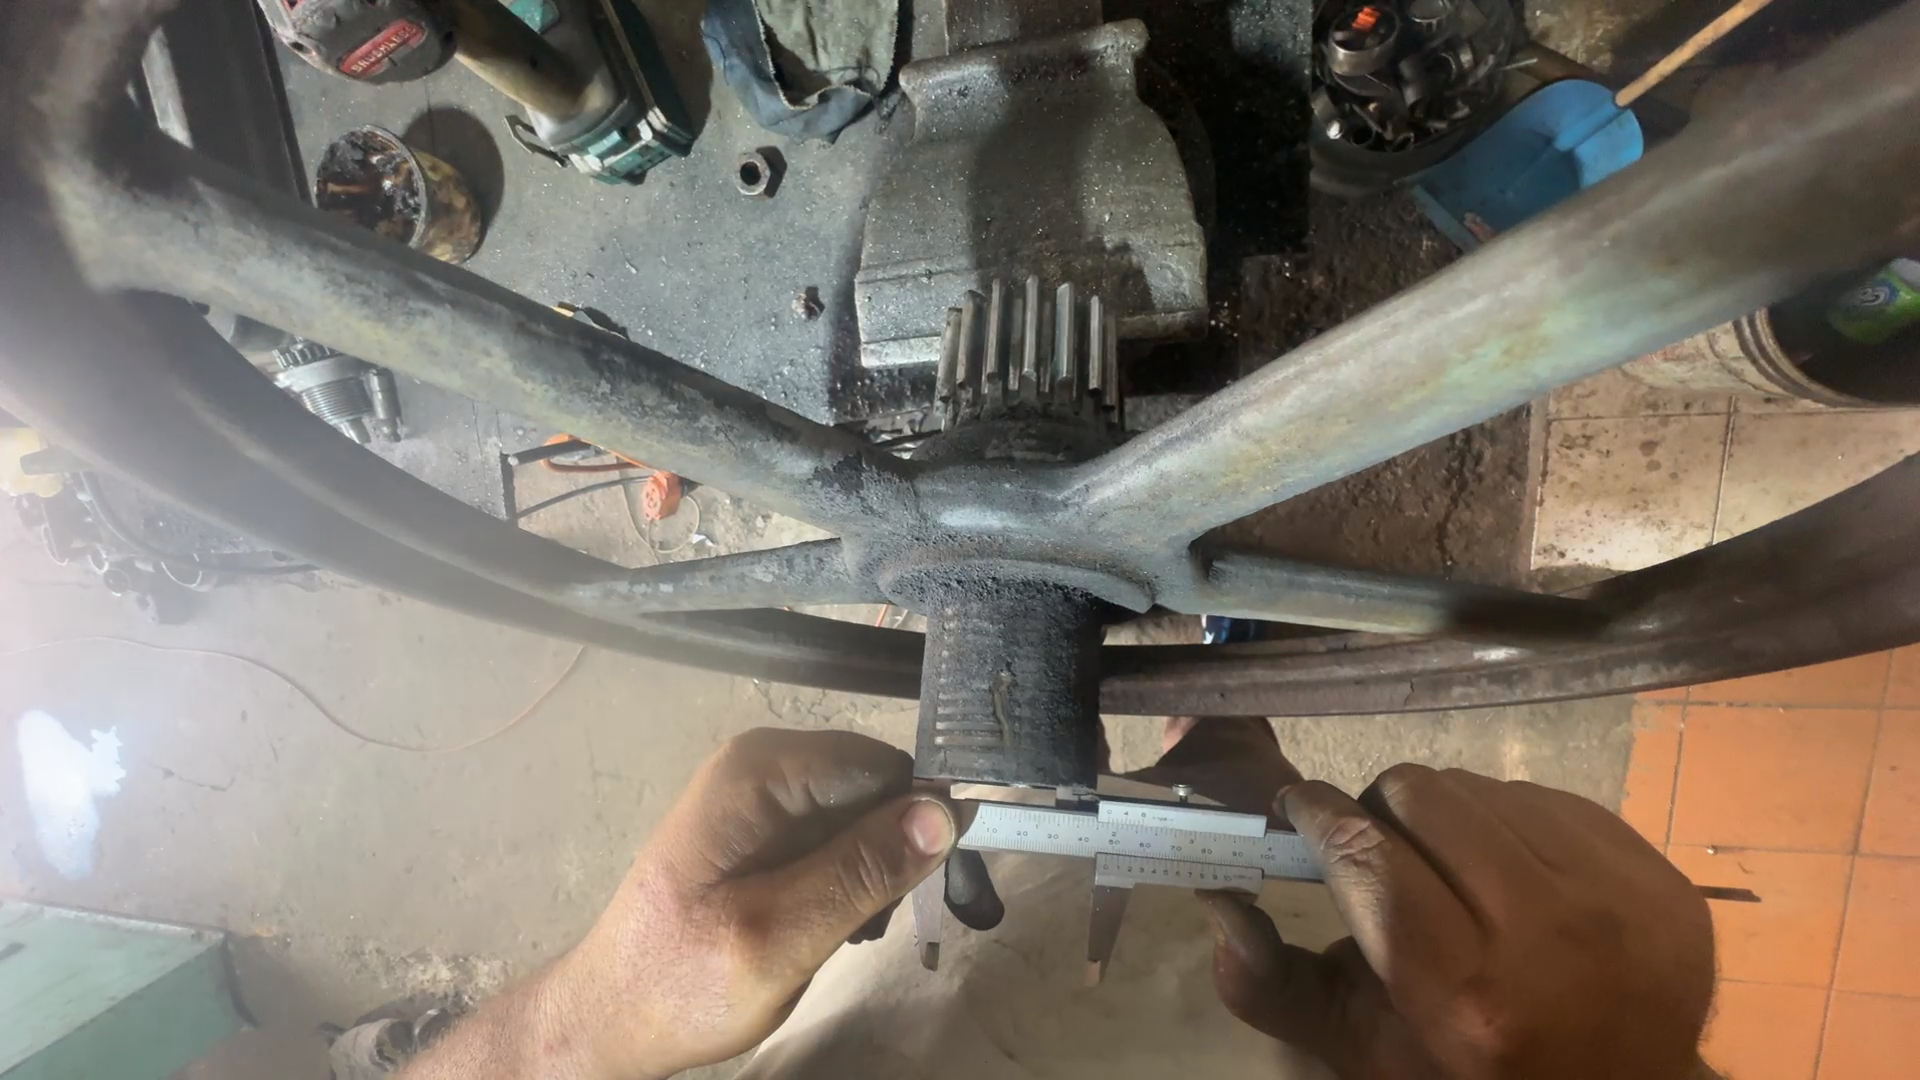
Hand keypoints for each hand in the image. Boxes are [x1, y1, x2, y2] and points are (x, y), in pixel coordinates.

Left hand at [403, 728, 958, 1079]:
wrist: (609, 1020)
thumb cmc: (683, 983)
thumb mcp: (779, 937)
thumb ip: (861, 872)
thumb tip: (945, 811)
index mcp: (763, 768)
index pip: (881, 767)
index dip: (916, 819)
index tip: (930, 882)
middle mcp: (766, 760)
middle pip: (873, 785)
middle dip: (891, 848)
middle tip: (873, 920)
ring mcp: (764, 788)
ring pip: (861, 810)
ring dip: (872, 867)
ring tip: (847, 928)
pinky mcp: (766, 819)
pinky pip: (836, 829)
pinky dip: (849, 872)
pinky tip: (828, 918)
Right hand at [1202, 766, 1714, 1079]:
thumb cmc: (1464, 1070)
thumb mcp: (1353, 1044)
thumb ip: (1267, 982)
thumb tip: (1218, 900)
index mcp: (1462, 990)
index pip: (1362, 848)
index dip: (1313, 809)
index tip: (1297, 808)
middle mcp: (1550, 938)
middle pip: (1414, 792)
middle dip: (1374, 810)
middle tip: (1378, 850)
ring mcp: (1617, 901)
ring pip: (1470, 784)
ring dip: (1437, 813)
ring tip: (1445, 863)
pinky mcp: (1657, 876)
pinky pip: (1535, 793)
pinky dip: (1500, 817)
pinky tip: (1507, 869)